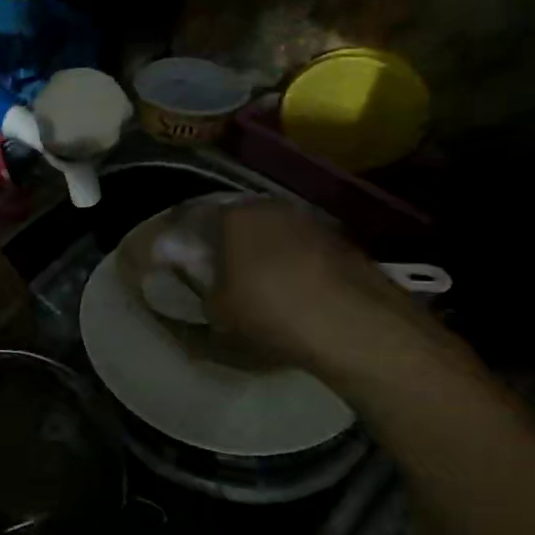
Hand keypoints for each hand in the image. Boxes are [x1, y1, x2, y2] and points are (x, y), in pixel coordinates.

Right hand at [157, 198, 423, 372]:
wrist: (359, 328)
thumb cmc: (273, 315)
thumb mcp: (219, 317)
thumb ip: (196, 295)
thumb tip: (182, 286)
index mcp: (233, 216)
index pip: (194, 217)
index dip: (182, 241)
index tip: (175, 261)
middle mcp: (270, 206)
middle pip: (235, 219)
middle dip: (222, 241)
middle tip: (213, 269)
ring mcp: (309, 219)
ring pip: (271, 230)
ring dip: (259, 249)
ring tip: (252, 280)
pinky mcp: (340, 239)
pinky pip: (300, 245)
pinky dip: (289, 259)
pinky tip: (290, 287)